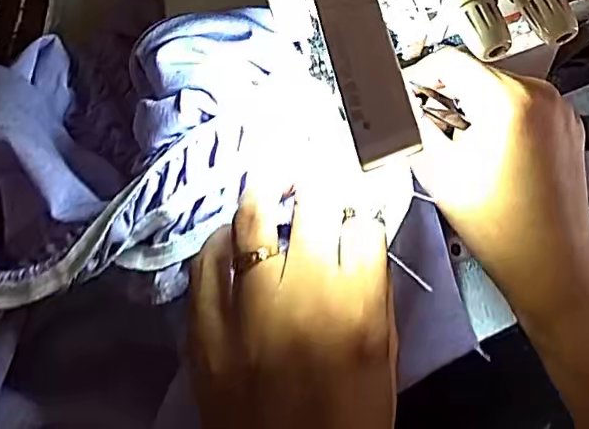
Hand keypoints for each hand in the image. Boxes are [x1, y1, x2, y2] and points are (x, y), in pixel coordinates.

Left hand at [188, 184, 395, 428]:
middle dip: (322, 186)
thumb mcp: (383, 348)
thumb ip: (373, 283)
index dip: (362, 212)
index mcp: (355, 301)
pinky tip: (233, 233)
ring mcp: (247, 309)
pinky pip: (207, 263)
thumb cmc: (352, 415)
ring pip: (253, 217)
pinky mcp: (205, 332)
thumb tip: (360, 230)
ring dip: (268, 190)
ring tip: (276, 182)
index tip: (356, 212)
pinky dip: (222, 240)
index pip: (364, 222)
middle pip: (314, 203)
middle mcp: (301, 292)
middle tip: (320, 184)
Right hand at [405, 48, 588, 324]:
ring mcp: (557, 107)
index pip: (452, 61)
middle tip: (433, 123)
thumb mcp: (440, 171)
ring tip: (467, 146)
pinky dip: (502, 116)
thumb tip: (402, 102)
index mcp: (510, 99)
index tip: (410, 87)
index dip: (422, 73)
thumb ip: (415, 126)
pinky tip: (494, 152)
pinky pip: (522, 102)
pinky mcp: (565, 122)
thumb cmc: (505, 230)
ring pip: (499, 86)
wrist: (553, 264)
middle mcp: (540, 95)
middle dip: (450, 94)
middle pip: (477, 73)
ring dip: (476, 105)